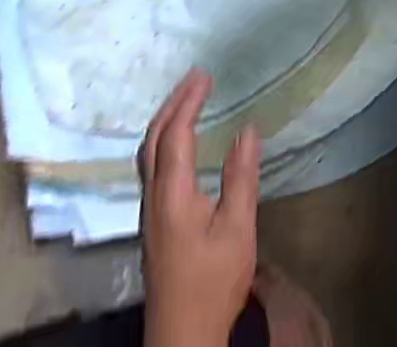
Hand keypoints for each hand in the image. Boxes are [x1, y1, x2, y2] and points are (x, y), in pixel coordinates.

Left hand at [137, 69, 260, 346]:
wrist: (182, 336)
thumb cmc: (213, 283)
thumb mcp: (237, 231)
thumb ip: (241, 178)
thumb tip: (247, 130)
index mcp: (173, 192)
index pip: (177, 133)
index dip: (190, 101)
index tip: (205, 75)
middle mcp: (154, 193)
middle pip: (155, 136)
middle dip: (174, 102)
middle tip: (195, 77)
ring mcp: (149, 208)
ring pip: (148, 150)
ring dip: (166, 118)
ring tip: (186, 99)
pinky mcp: (152, 220)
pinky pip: (151, 163)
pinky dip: (164, 138)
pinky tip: (178, 142)